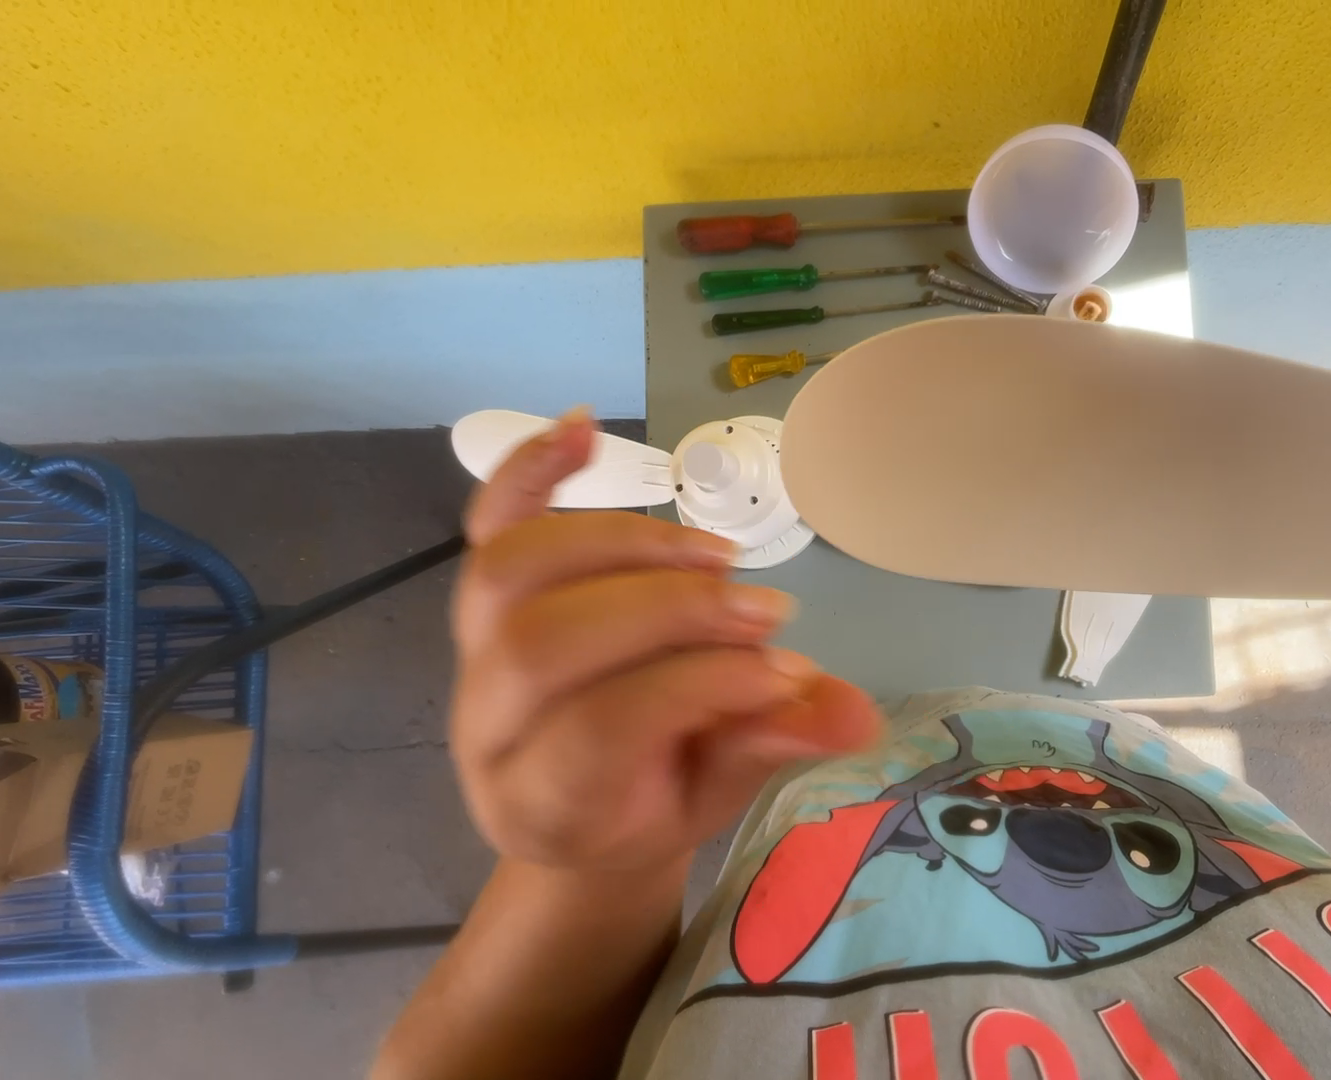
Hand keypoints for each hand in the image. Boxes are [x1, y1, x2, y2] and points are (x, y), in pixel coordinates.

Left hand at [448, 409, 880, 877]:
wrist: (585, 807)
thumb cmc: (656, 803)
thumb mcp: (718, 795)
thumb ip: (771, 746)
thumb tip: (860, 716)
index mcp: (544, 801)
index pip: (605, 726)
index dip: (704, 683)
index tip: (790, 669)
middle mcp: (487, 726)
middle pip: (547, 641)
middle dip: (671, 611)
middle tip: (764, 609)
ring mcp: (471, 657)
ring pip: (513, 572)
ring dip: (625, 543)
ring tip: (716, 554)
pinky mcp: (481, 605)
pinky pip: (488, 525)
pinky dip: (529, 471)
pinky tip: (585, 428)